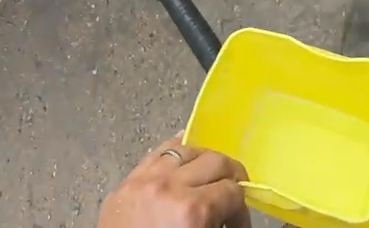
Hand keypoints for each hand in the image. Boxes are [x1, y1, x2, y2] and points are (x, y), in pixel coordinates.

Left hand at [97, 134, 251, 227]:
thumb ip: (217, 225)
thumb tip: (230, 215)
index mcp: (192, 212)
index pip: (232, 192)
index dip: (242, 211)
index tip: (239, 225)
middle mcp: (171, 187)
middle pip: (215, 161)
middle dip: (230, 177)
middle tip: (232, 196)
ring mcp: (145, 180)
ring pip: (187, 149)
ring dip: (204, 161)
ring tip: (209, 177)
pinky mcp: (126, 183)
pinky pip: (157, 153)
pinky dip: (175, 152)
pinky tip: (185, 154)